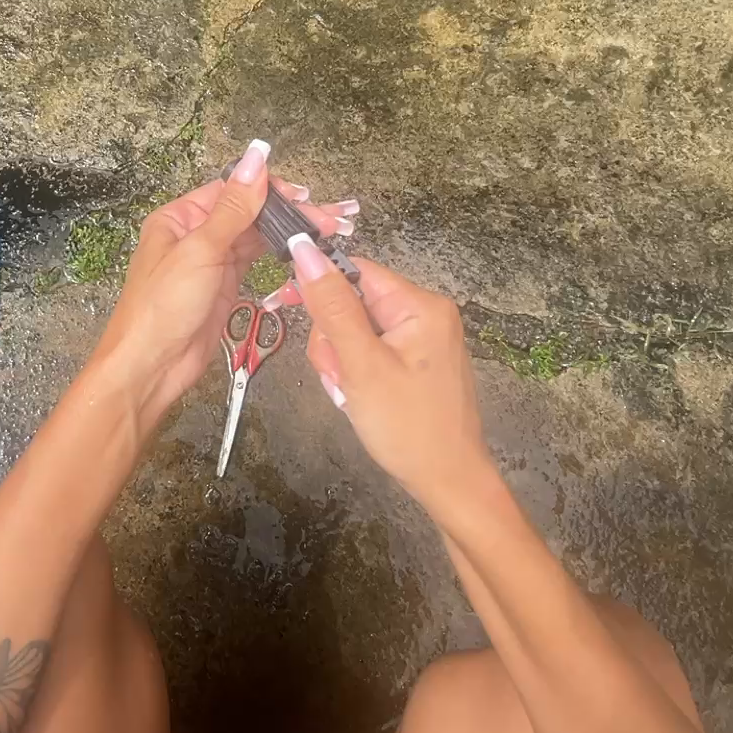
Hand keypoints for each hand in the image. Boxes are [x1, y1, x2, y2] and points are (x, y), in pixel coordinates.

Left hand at [81, 141, 351, 433]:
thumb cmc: (163, 306)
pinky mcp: (224, 286)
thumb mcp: (201, 249)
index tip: (303, 195)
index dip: (267, 189)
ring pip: (254, 237)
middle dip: (287, 212)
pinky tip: (301, 250)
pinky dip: (278, 255)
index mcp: (179, 217)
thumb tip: (256, 159)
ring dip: (288, 233)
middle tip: (329, 218)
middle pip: (246, 212)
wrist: (152, 365)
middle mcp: (193, 235)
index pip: (230, 190)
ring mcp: (210, 261)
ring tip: (327, 231)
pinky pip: (255, 261)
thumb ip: (234, 206)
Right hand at [288, 241, 495, 514]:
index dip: (317, 285)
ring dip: (339, 360)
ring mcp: (421, 339)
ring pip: (353, 329)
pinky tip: (358, 397)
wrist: (448, 484)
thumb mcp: (361, 364)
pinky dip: (354, 371)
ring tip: (350, 392)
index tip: (284, 305)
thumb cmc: (406, 425)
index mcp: (419, 305)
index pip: (353, 270)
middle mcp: (425, 313)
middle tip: (339, 376)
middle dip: (332, 339)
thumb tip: (303, 248)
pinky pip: (368, 350)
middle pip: (350, 302)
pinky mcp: (415, 361)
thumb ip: (331, 306)